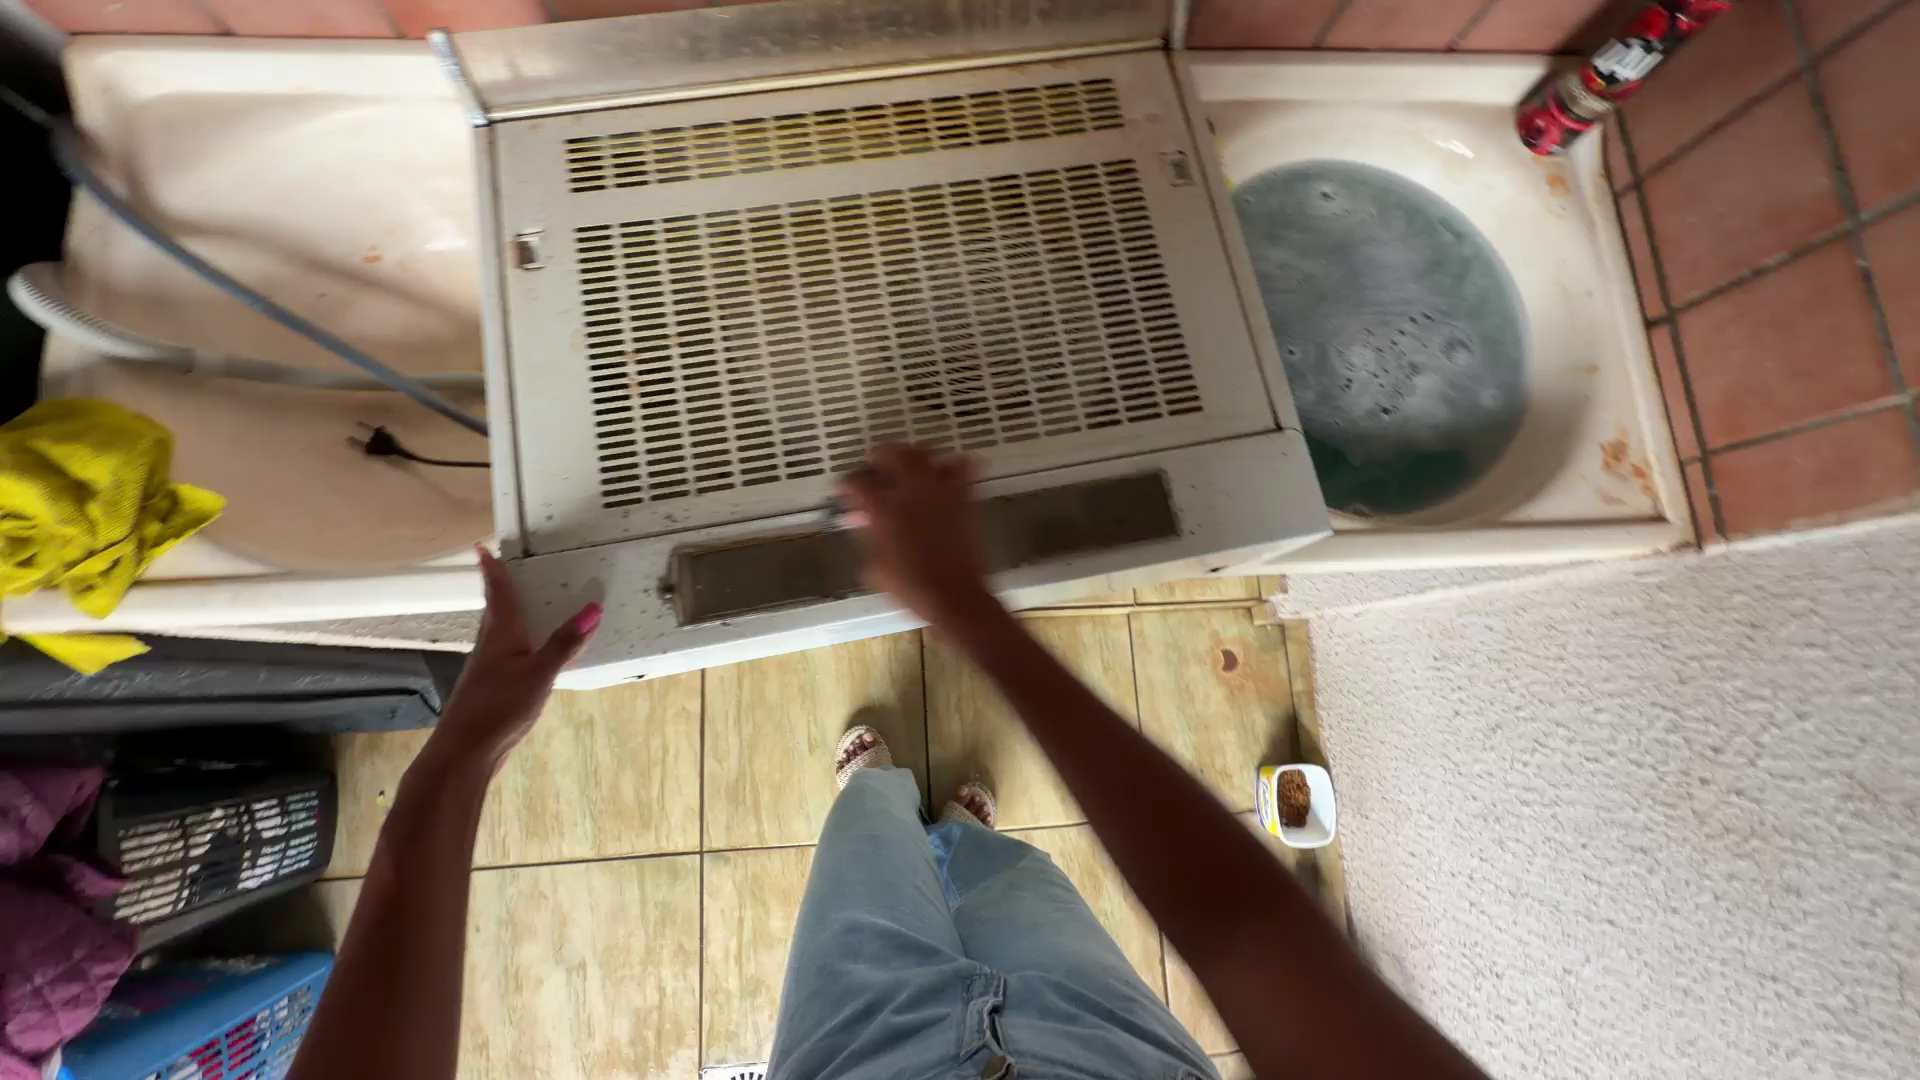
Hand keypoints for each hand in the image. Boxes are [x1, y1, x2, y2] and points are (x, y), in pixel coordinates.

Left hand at [428, 547, 601, 771]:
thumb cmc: (498, 707)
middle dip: (501, 590)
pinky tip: (533, 651)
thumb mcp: (540, 674)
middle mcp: (491, 646)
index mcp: (501, 635)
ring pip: (500, 633)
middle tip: (510, 569)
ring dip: (510, 615)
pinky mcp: (493, 689)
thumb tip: (593, 609)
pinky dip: (521, 641)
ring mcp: (489, 669)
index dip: (491, 570)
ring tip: (527, 603)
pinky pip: (510, 653)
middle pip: (495, 611)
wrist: (464, 753)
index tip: (482, 548)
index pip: (497, 594)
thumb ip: (565, 643)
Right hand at [837, 443, 998, 626]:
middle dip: (878, 455)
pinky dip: (955, 465)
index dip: (845, 485)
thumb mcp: (876, 565)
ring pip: (925, 453)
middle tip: (874, 462)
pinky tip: (949, 469)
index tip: (843, 490)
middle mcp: (909, 491)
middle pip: (890, 453)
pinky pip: (963, 468)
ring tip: (909, 461)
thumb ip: (868, 537)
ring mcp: (938, 491)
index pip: (856, 482)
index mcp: (882, 507)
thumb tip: (862, 521)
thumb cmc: (910, 586)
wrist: (953, 595)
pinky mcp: (963, 497)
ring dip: (913, 454)